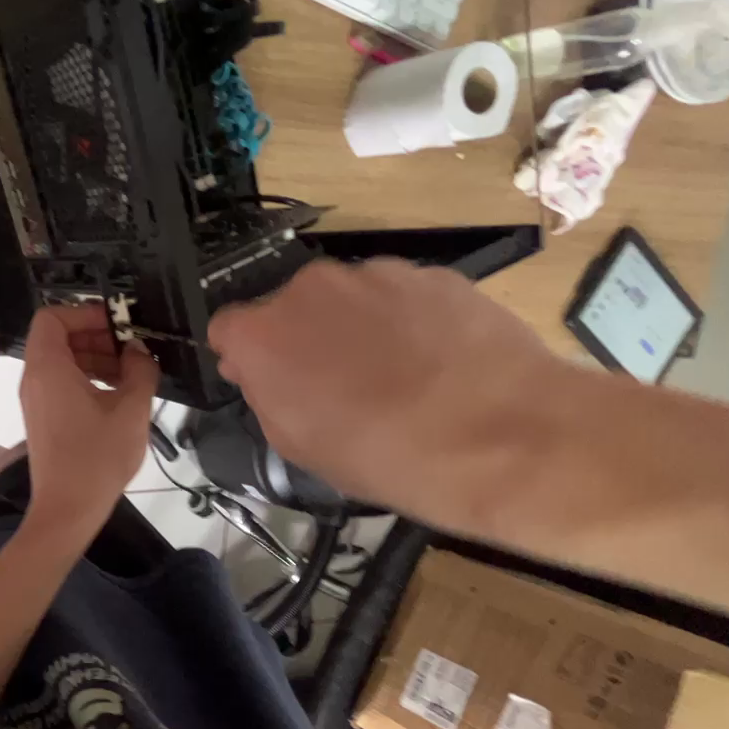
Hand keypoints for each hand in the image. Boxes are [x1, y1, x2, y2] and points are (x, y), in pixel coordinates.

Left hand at [19, 305, 158, 539]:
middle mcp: (33, 379)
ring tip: (131, 374)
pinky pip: (60, 383)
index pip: (52, 317)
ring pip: (61, 361)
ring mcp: (35, 399)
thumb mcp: (131, 409)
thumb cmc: (97, 458)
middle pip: (58, 337)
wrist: (67, 509)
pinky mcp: (42, 417)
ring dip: (95, 358)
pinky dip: (86, 378)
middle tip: (132, 349)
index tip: (118, 325)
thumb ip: (140, 370)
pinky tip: (118, 395)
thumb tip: (139, 352)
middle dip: (96, 336)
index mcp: (47, 368)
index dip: (84, 313)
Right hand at [207, 259, 566, 505]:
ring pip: (345, 299)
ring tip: (395, 374)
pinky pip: (400, 295)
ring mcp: (373, 276)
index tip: (267, 380)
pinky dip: (407, 320)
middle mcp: (308, 291)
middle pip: (288, 309)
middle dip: (302, 338)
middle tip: (335, 384)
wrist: (500, 437)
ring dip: (355, 326)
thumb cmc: (381, 454)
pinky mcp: (433, 274)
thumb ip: (264, 394)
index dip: (244, 356)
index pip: (227, 329)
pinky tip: (434, 361)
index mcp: (261, 335)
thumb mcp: (294, 443)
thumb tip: (262, 373)